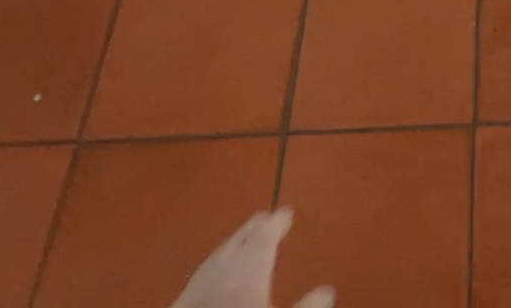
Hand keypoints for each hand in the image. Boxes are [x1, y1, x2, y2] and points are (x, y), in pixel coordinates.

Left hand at [169, 208, 335, 307]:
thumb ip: (306, 306)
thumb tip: (328, 291)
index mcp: (250, 266)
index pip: (265, 234)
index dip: (277, 221)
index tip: (287, 211)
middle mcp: (223, 267)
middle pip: (240, 238)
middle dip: (254, 227)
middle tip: (266, 218)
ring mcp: (198, 283)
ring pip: (219, 253)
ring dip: (234, 243)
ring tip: (244, 240)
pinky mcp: (181, 299)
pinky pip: (203, 272)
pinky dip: (216, 263)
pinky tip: (215, 273)